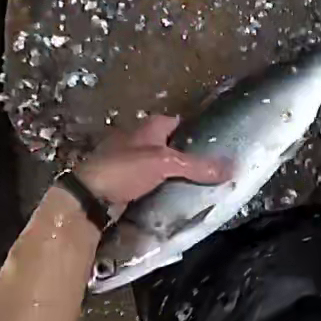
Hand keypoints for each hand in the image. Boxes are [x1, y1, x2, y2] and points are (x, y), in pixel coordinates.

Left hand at [71, 115, 230, 211]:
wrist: (87, 198)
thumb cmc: (124, 169)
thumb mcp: (166, 164)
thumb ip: (198, 166)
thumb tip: (233, 168)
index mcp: (148, 128)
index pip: (177, 122)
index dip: (194, 129)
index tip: (214, 141)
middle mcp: (138, 140)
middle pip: (169, 144)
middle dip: (186, 153)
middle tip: (209, 167)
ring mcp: (128, 162)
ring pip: (159, 164)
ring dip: (173, 173)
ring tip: (197, 184)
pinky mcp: (123, 182)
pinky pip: (150, 182)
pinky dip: (161, 187)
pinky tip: (173, 196)